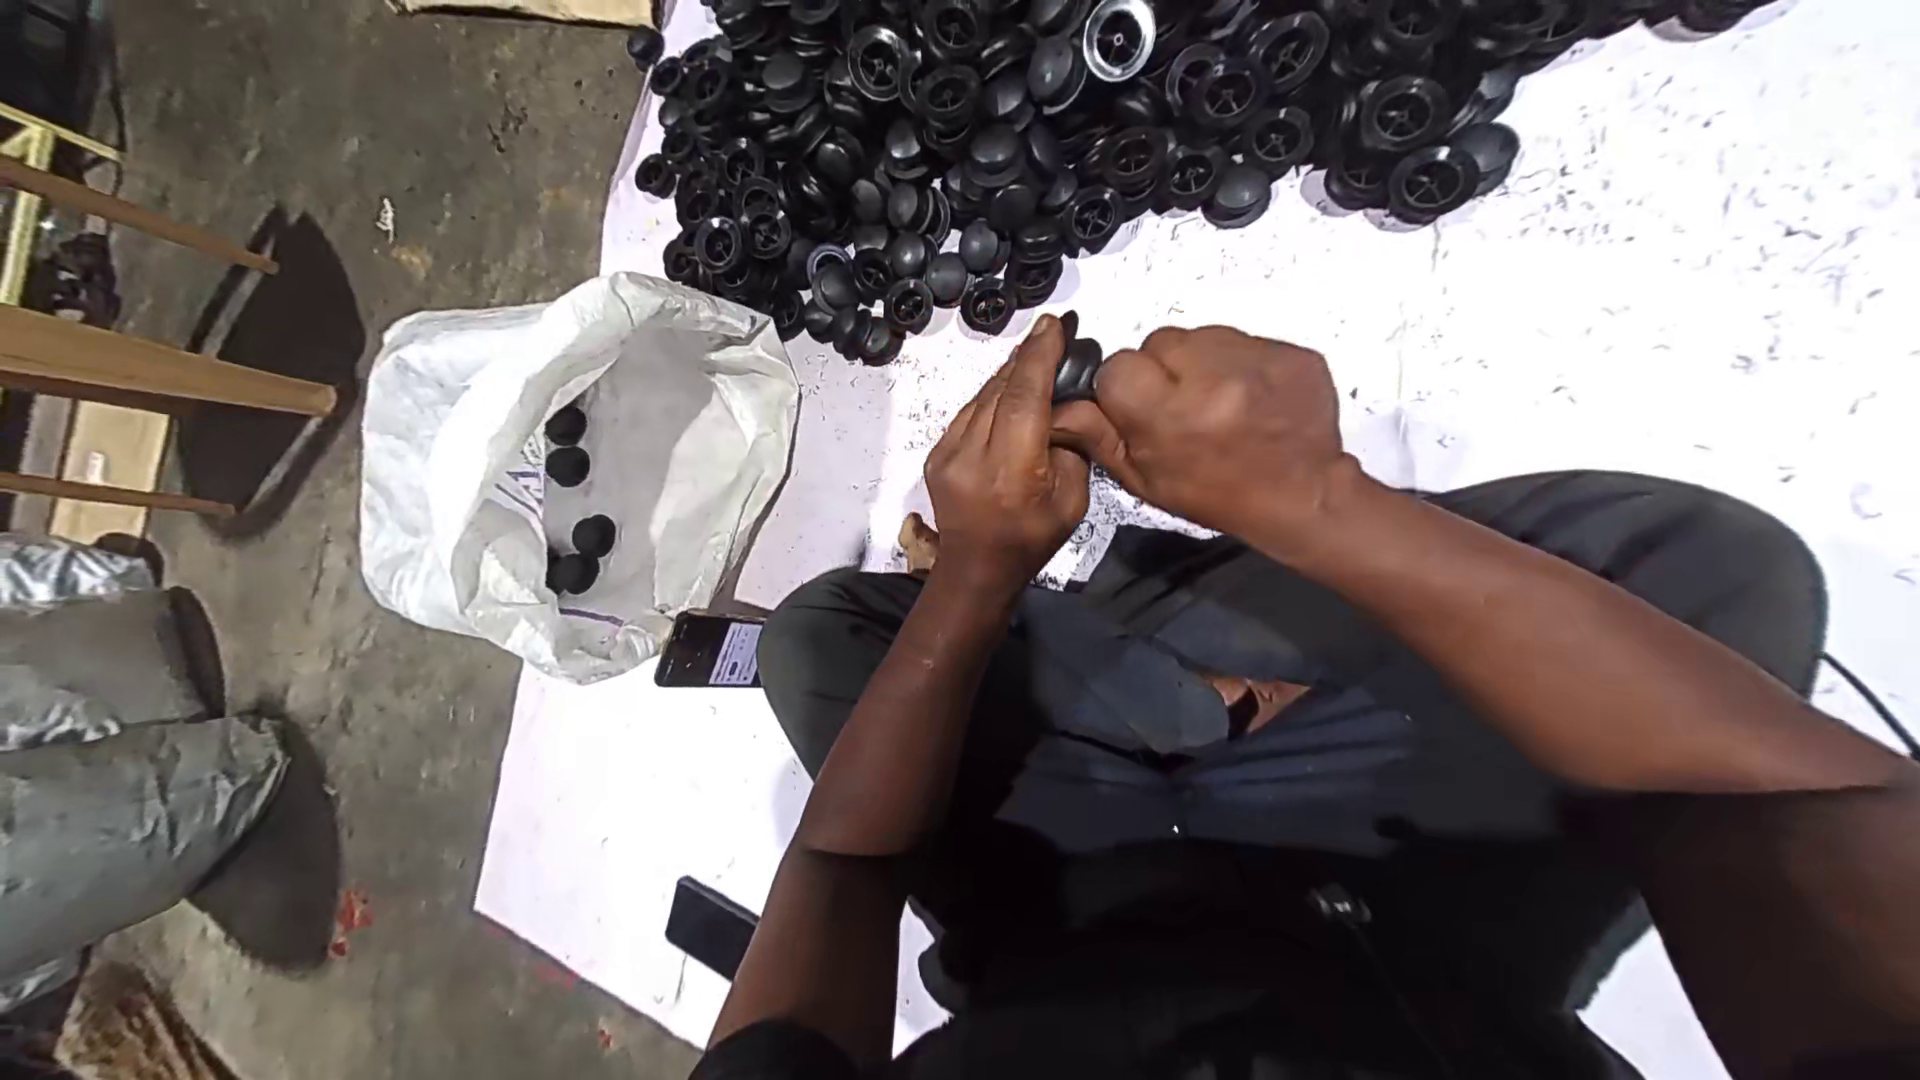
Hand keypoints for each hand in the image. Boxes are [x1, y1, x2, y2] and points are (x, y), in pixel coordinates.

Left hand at [925, 316, 1088, 596]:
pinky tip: (1008, 391)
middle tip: (1050, 334)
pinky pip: (968, 412)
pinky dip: (991, 396)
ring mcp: (947, 455)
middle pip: (999, 390)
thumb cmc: (1030, 540)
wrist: (976, 568)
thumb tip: (1062, 409)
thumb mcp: (1072, 501)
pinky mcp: (936, 454)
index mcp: (1009, 473)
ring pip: (981, 397)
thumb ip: (1070, 449)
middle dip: (1027, 357)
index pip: (1023, 399)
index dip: (1039, 357)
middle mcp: (971, 458)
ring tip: (1034, 357)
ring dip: (1009, 374)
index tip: (1053, 326)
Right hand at [1051, 326, 1353, 543]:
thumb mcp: (1144, 479)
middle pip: (1158, 342)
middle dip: (1160, 370)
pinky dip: (1236, 362)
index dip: (1122, 388)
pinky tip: (1246, 395)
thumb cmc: (1214, 494)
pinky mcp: (1289, 351)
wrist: (1298, 495)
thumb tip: (1061, 409)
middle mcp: (1211, 377)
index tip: (1141, 410)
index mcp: (1168, 414)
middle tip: (1181, 407)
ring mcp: (1256, 360)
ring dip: (1199, 362)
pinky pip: (1242, 340)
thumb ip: (1099, 437)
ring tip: (1216, 401)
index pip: (1117, 366)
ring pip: (1200, 335)